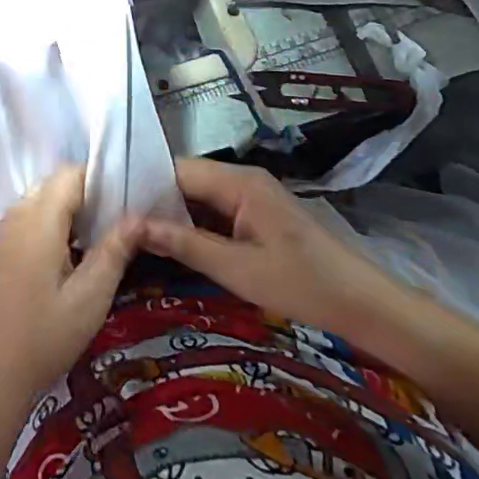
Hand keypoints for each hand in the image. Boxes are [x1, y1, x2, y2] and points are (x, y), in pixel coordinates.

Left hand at [0, 168, 144, 395]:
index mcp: (38, 219)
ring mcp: (6, 231)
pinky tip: (75, 252)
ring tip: (104, 235)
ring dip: (71, 210)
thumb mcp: (91, 295)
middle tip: (120, 219)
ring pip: (43, 200)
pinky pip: (32, 218)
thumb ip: (114, 250)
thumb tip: (139, 216)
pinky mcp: (3, 249)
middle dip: (87, 194)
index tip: (128, 197)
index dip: (99, 179)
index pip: (69, 175)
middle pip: (55, 184)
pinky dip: (55, 223)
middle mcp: (17, 215)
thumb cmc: (47, 333)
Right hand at [142, 159, 406, 330]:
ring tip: (134, 235)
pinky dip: (192, 227)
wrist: (366, 307)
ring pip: (197, 198)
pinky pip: (214, 213)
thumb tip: (131, 225)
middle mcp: (242, 181)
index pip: (176, 170)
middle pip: (185, 181)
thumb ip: (182, 243)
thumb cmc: (302, 285)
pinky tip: (170, 245)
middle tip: (117, 225)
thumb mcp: (235, 268)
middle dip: (153, 202)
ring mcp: (251, 198)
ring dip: (171, 216)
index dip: (143, 187)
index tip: (112, 207)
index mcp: (239, 182)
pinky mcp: (257, 217)